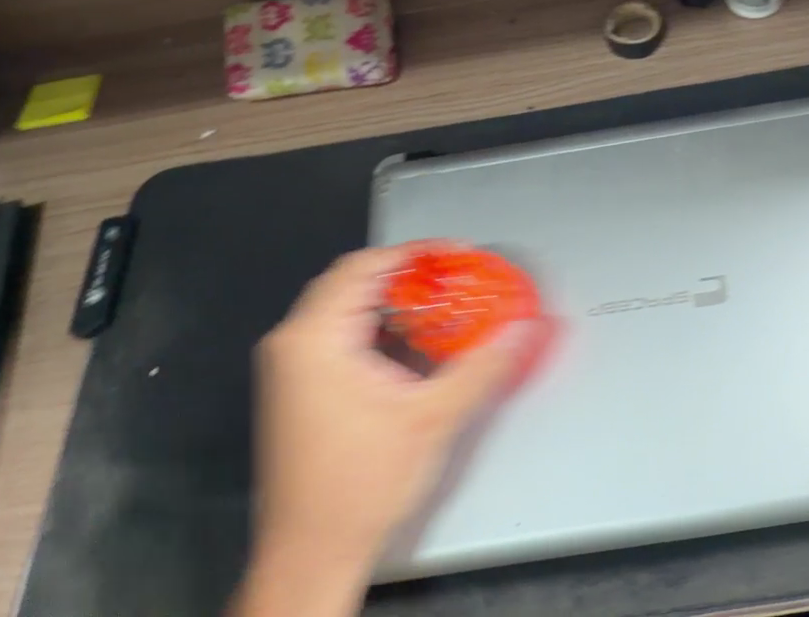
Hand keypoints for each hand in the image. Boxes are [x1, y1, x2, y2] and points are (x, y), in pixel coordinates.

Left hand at [234, 244, 540, 615]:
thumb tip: (517, 332)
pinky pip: (341, 338)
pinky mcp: (299, 390)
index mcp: (314, 338)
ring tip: (440, 312)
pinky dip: (379, 333)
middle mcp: (294, 345)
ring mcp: (291, 368)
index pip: (365, 266)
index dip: (416, 254)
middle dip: (409, 279)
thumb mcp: (432, 419)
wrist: (311, 554)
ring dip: (395, 307)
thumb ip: (481, 367)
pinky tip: (413, 351)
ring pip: (347, 311)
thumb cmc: (354, 490)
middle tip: (452, 282)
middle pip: (355, 284)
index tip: (454, 255)